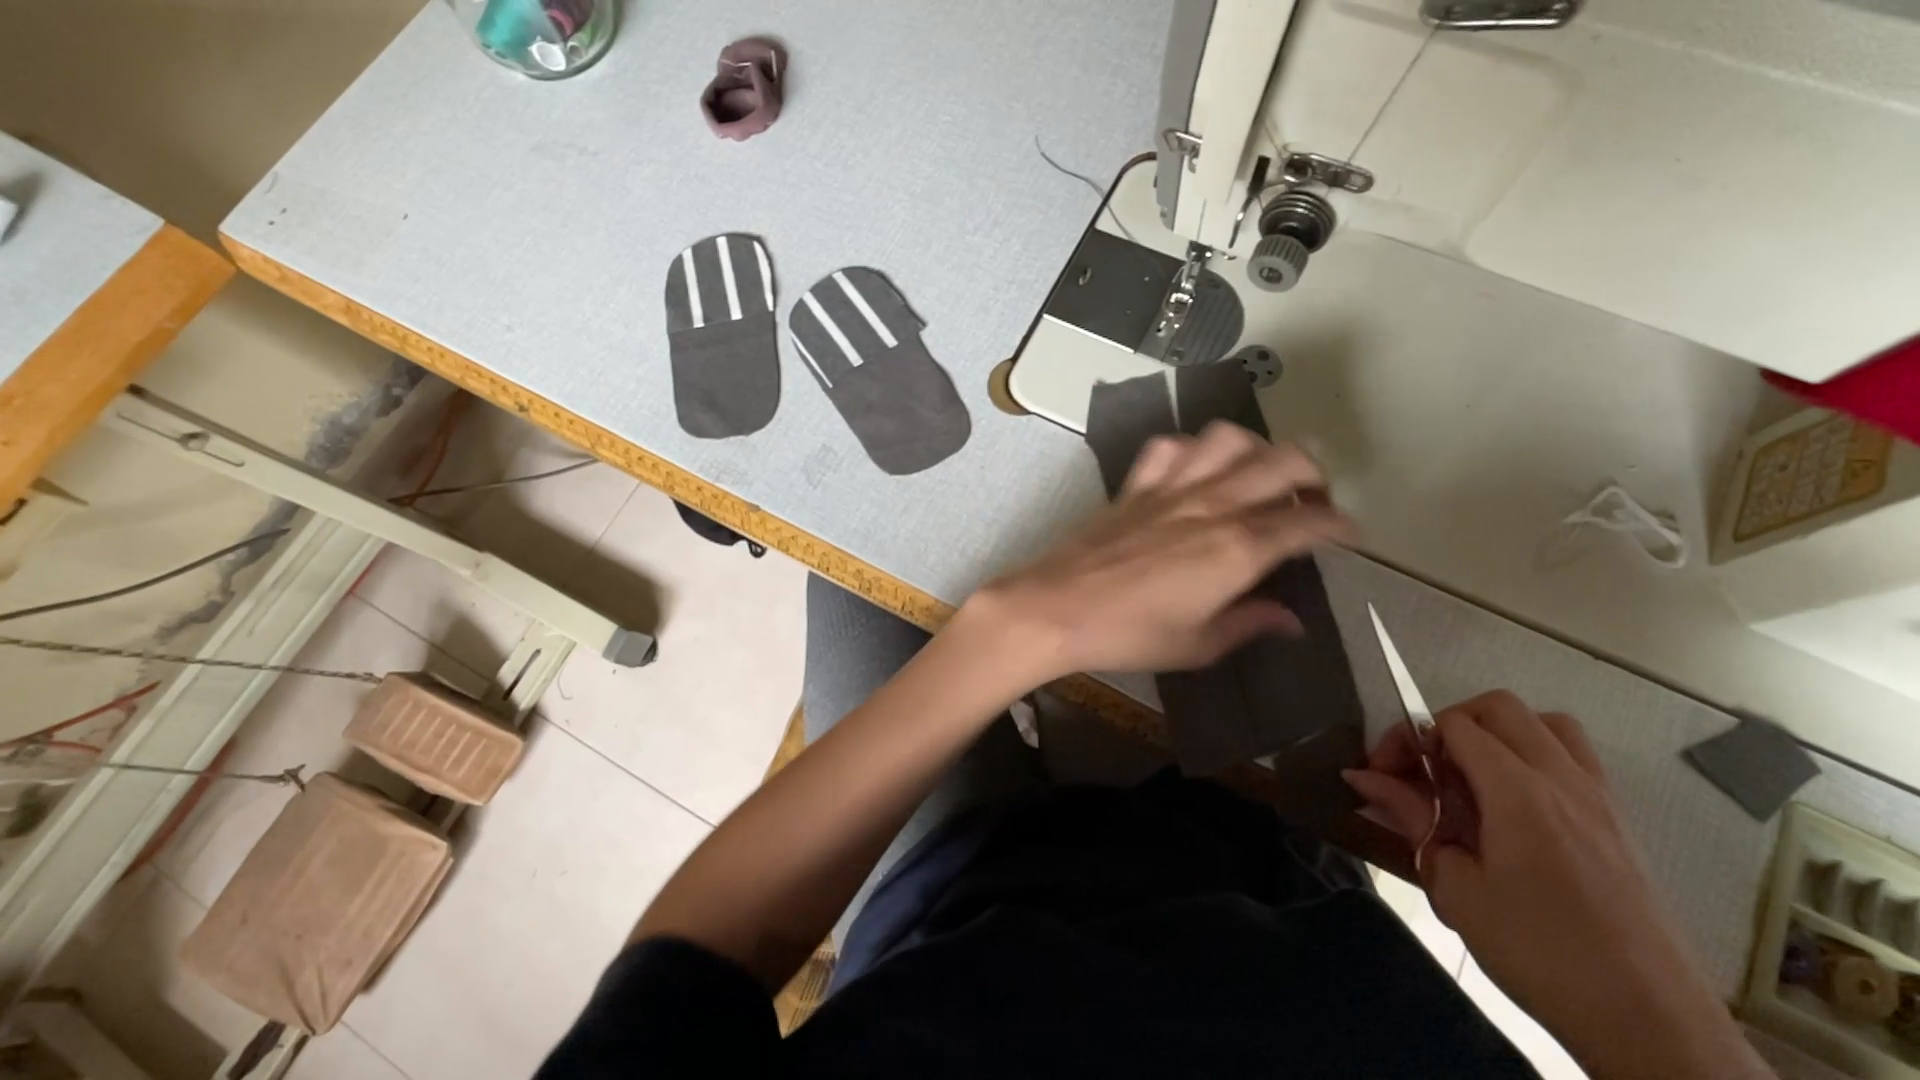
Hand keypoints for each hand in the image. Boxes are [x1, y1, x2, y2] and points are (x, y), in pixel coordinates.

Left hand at [963, 422, 1352, 681]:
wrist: (1055, 608)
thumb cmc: (1129, 634)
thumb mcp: (1197, 645)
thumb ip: (1250, 624)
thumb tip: (1291, 620)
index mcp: (1237, 548)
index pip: (1305, 523)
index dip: (1338, 525)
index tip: (1349, 534)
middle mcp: (1212, 505)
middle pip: (1282, 462)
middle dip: (1313, 474)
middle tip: (1314, 500)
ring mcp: (1171, 487)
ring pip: (1229, 439)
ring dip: (1256, 449)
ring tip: (1260, 475)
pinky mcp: (1136, 485)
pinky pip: (1172, 447)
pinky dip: (1194, 450)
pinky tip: (1198, 470)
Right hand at [1344, 692, 1767, 1077]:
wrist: (1646, 1017)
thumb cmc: (1538, 952)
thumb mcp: (1457, 889)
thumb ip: (1414, 820)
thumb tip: (1366, 777)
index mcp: (1518, 789)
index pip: (1453, 726)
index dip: (1408, 739)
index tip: (1382, 776)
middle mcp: (1562, 777)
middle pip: (1500, 709)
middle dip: (1450, 724)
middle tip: (1424, 771)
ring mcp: (1598, 798)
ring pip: (1547, 726)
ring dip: (1501, 735)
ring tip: (1473, 780)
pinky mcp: (1618, 824)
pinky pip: (1575, 761)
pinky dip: (1536, 761)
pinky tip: (1514, 812)